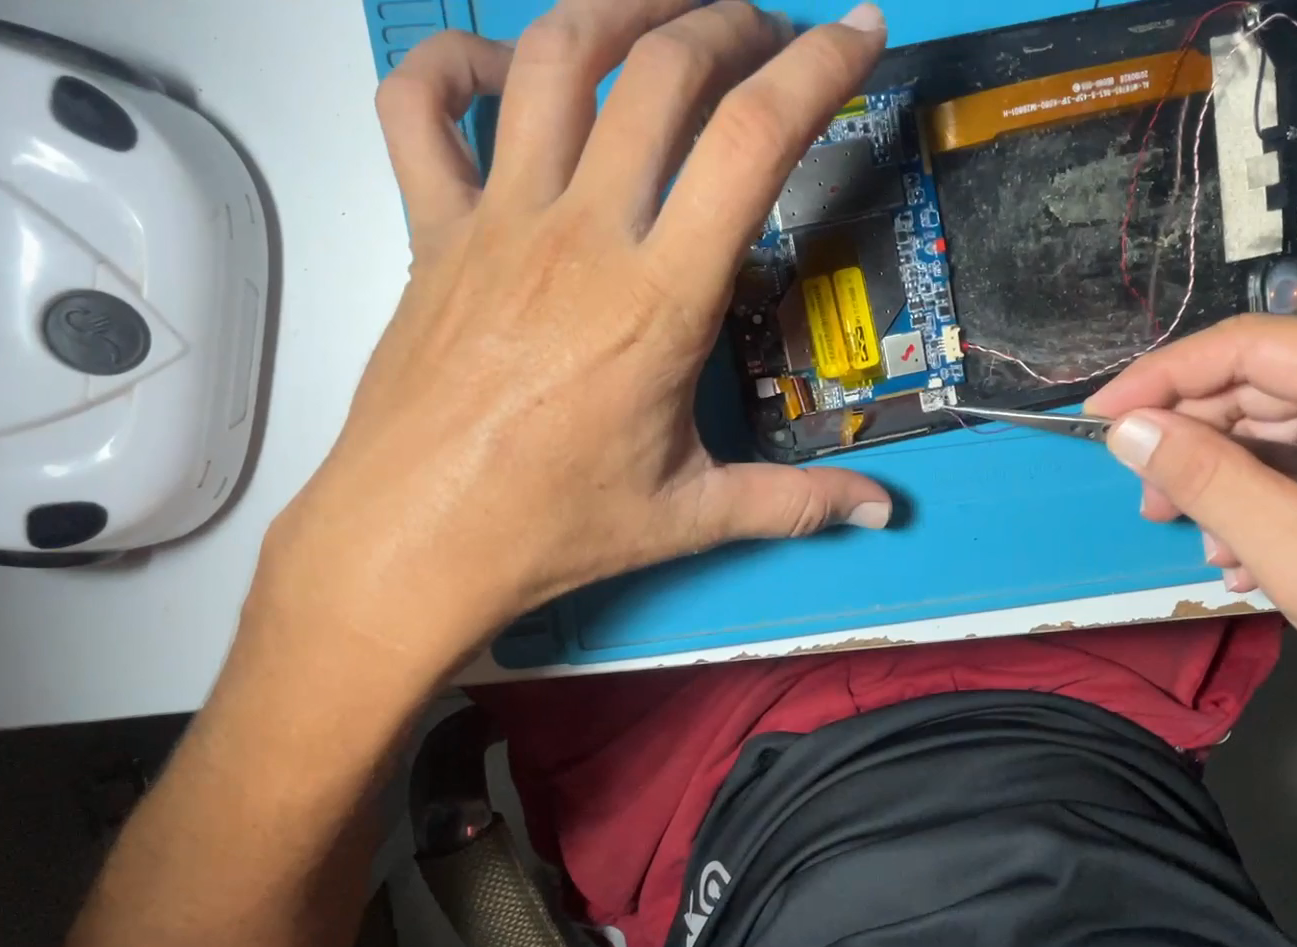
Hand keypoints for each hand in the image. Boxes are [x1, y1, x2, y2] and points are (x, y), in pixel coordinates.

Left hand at [255, 2, 893, 684]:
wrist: (413, 543)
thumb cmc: (554, 528)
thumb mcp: (690, 516)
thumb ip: (796, 503)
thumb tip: (882, 510)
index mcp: (659, 300)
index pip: (753, 142)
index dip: (819, 67)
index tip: (859, 32)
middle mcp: (581, 234)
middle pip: (664, 69)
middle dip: (732, 24)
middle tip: (766, 32)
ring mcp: (496, 221)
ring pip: (555, 57)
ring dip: (621, 7)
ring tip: (665, 12)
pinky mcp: (430, 231)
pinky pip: (418, 107)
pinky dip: (458, 61)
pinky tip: (505, 73)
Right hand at [1085, 316, 1296, 720]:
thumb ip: (1207, 481)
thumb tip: (1125, 430)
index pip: (1256, 347)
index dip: (1164, 377)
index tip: (1098, 415)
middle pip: (1253, 380)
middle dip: (1189, 439)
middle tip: (1147, 498)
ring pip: (1259, 415)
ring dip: (1211, 473)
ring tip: (1192, 533)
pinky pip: (1283, 445)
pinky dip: (1243, 488)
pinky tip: (1234, 543)